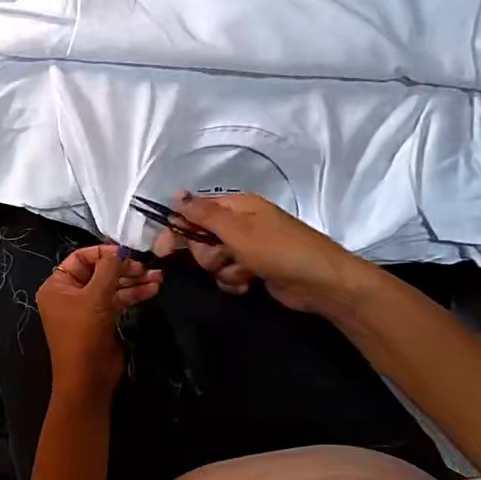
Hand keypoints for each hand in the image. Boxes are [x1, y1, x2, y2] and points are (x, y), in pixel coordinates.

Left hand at [36, 245, 161, 392]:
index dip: (104, 253)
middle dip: (124, 269)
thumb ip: (109, 269)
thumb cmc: (84, 333)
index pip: (80, 258)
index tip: (128, 252)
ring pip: (112, 287)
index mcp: (57, 285)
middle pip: (99, 272)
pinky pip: (117, 301)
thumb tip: (120, 250)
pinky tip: (153, 290)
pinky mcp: (101, 321)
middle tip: (147, 267)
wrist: (87, 378)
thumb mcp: (95, 296)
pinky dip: (133, 295)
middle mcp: (69, 294)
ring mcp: (86, 308)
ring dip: (134, 282)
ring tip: (159, 278)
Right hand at [152, 192, 377, 315]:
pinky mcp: (254, 269)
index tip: (161, 250)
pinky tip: (248, 285)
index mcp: (237, 206)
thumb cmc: (277, 250)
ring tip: (244, 272)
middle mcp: (241, 224)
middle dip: (207, 253)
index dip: (178, 229)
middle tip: (223, 257)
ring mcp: (248, 248)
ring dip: (223, 270)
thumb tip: (176, 194)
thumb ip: (203, 213)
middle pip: (202, 238)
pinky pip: (228, 275)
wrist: (319, 282)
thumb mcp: (236, 229)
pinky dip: (234, 281)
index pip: (195, 211)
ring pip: (214, 260)